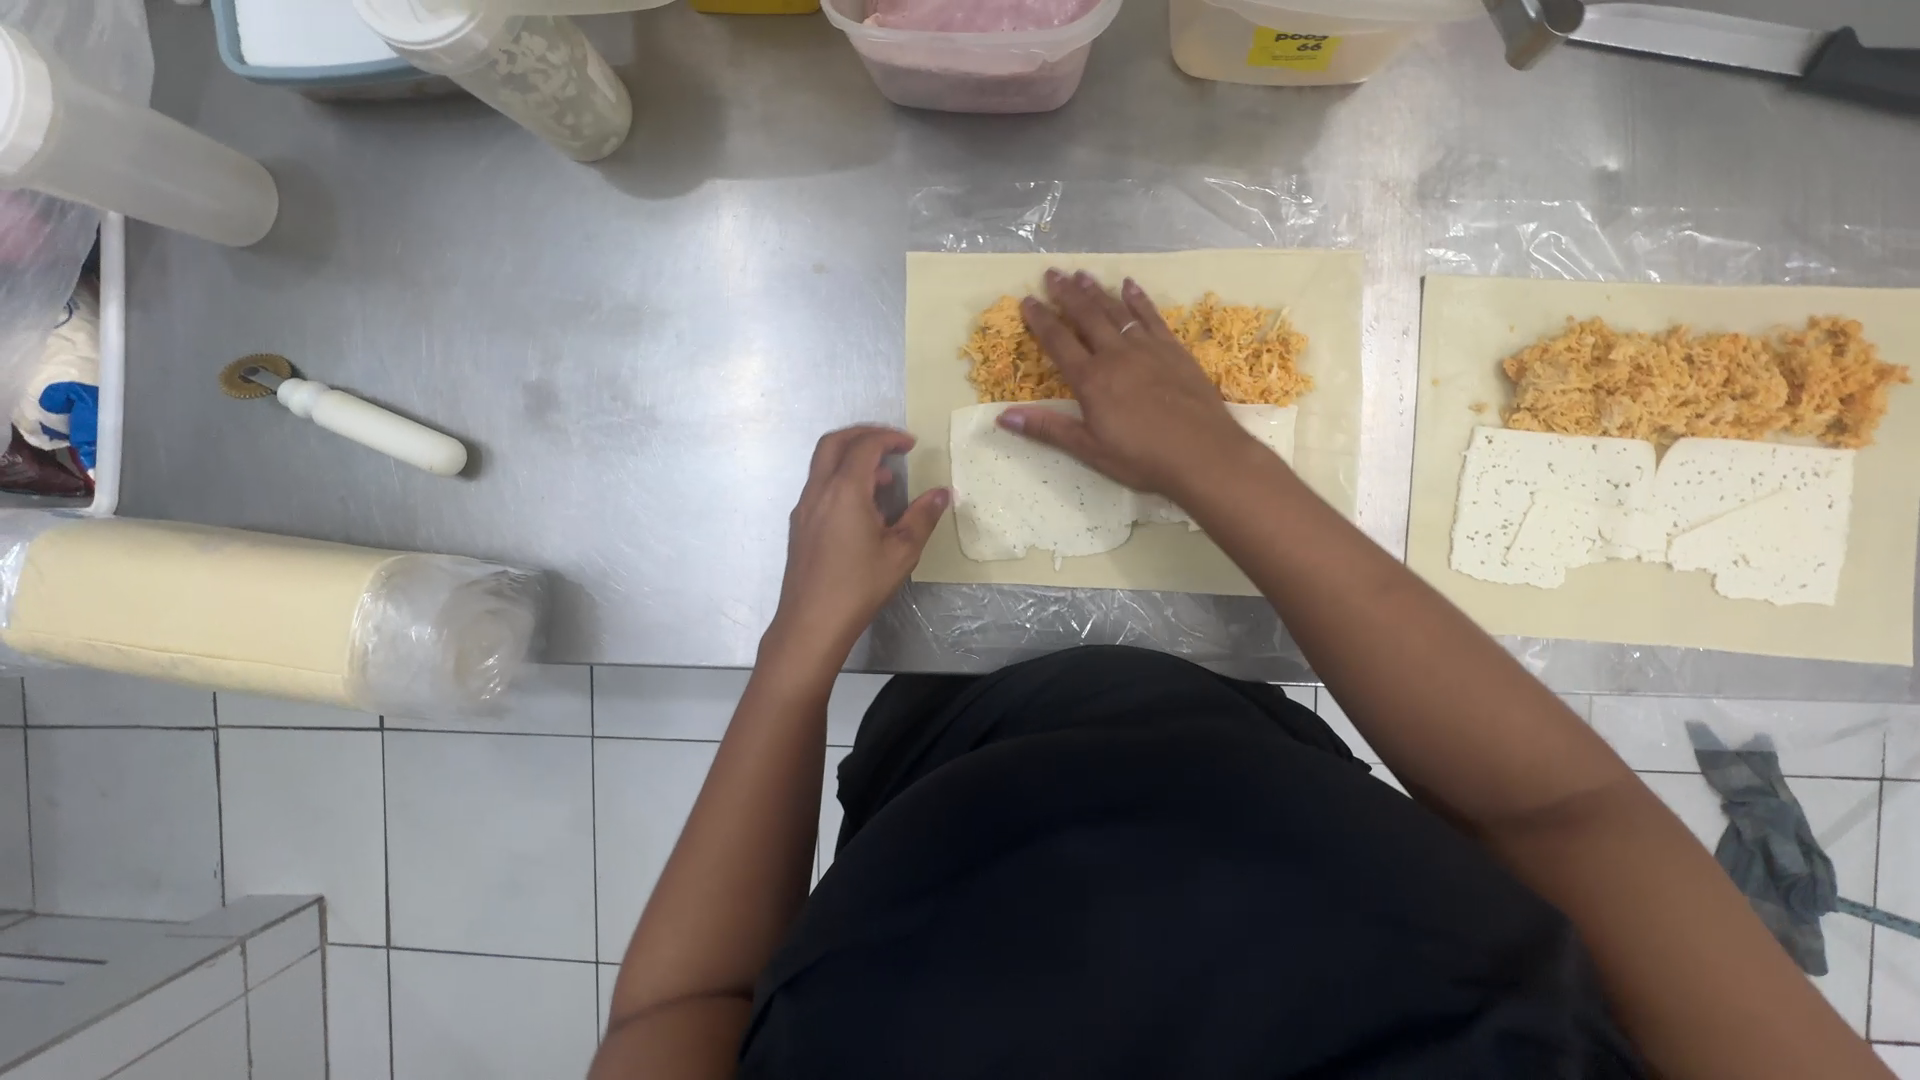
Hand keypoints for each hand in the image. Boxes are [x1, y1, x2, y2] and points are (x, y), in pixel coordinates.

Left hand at [767, 426, 948, 659]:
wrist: (812, 622)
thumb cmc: (859, 586)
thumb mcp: (901, 552)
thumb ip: (922, 517)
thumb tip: (942, 494)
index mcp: (844, 490)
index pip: (865, 445)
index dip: (889, 437)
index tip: (911, 444)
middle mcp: (818, 491)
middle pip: (834, 442)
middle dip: (863, 435)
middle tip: (891, 444)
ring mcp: (804, 508)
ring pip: (823, 464)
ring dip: (852, 459)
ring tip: (884, 480)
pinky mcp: (800, 525)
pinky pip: (820, 486)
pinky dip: (841, 480)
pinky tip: (864, 509)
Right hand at [1001, 270, 1257, 499]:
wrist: (1202, 453)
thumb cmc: (1141, 457)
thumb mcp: (1089, 449)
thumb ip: (1047, 428)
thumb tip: (1003, 416)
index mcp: (1091, 380)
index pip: (1058, 342)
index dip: (1040, 320)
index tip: (1027, 300)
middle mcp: (1116, 355)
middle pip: (1086, 316)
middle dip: (1066, 294)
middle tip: (1052, 273)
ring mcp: (1147, 349)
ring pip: (1116, 311)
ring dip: (1097, 291)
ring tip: (1081, 274)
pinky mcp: (1174, 351)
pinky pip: (1151, 317)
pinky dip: (1138, 300)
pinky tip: (1129, 286)